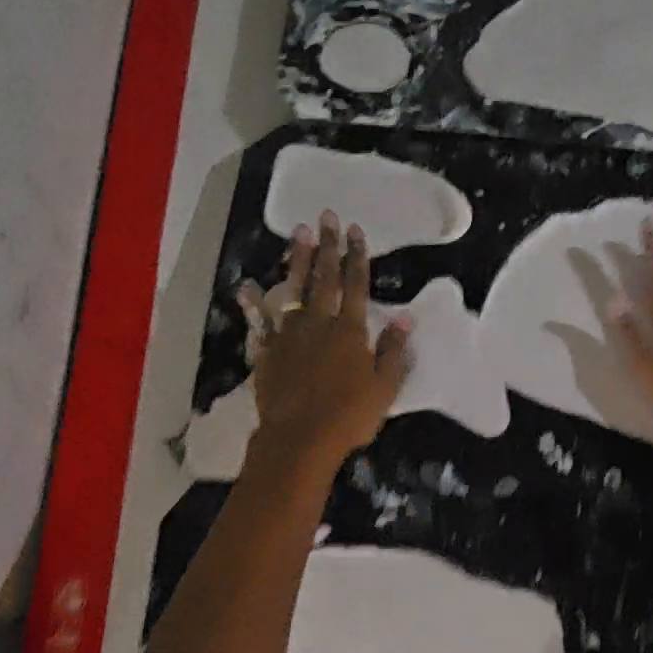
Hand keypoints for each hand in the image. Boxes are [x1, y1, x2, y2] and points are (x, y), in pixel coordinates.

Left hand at [237, 210, 411, 467]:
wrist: (300, 437)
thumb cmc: (349, 416)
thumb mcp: (385, 388)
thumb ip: (394, 351)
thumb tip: (406, 317)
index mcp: (351, 331)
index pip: (357, 285)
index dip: (357, 257)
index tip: (355, 230)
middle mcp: (320, 323)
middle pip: (325, 278)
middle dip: (328, 245)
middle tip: (327, 216)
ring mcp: (290, 334)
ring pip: (293, 288)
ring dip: (296, 259)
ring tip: (299, 232)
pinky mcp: (268, 350)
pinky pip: (260, 320)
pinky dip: (253, 302)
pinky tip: (247, 285)